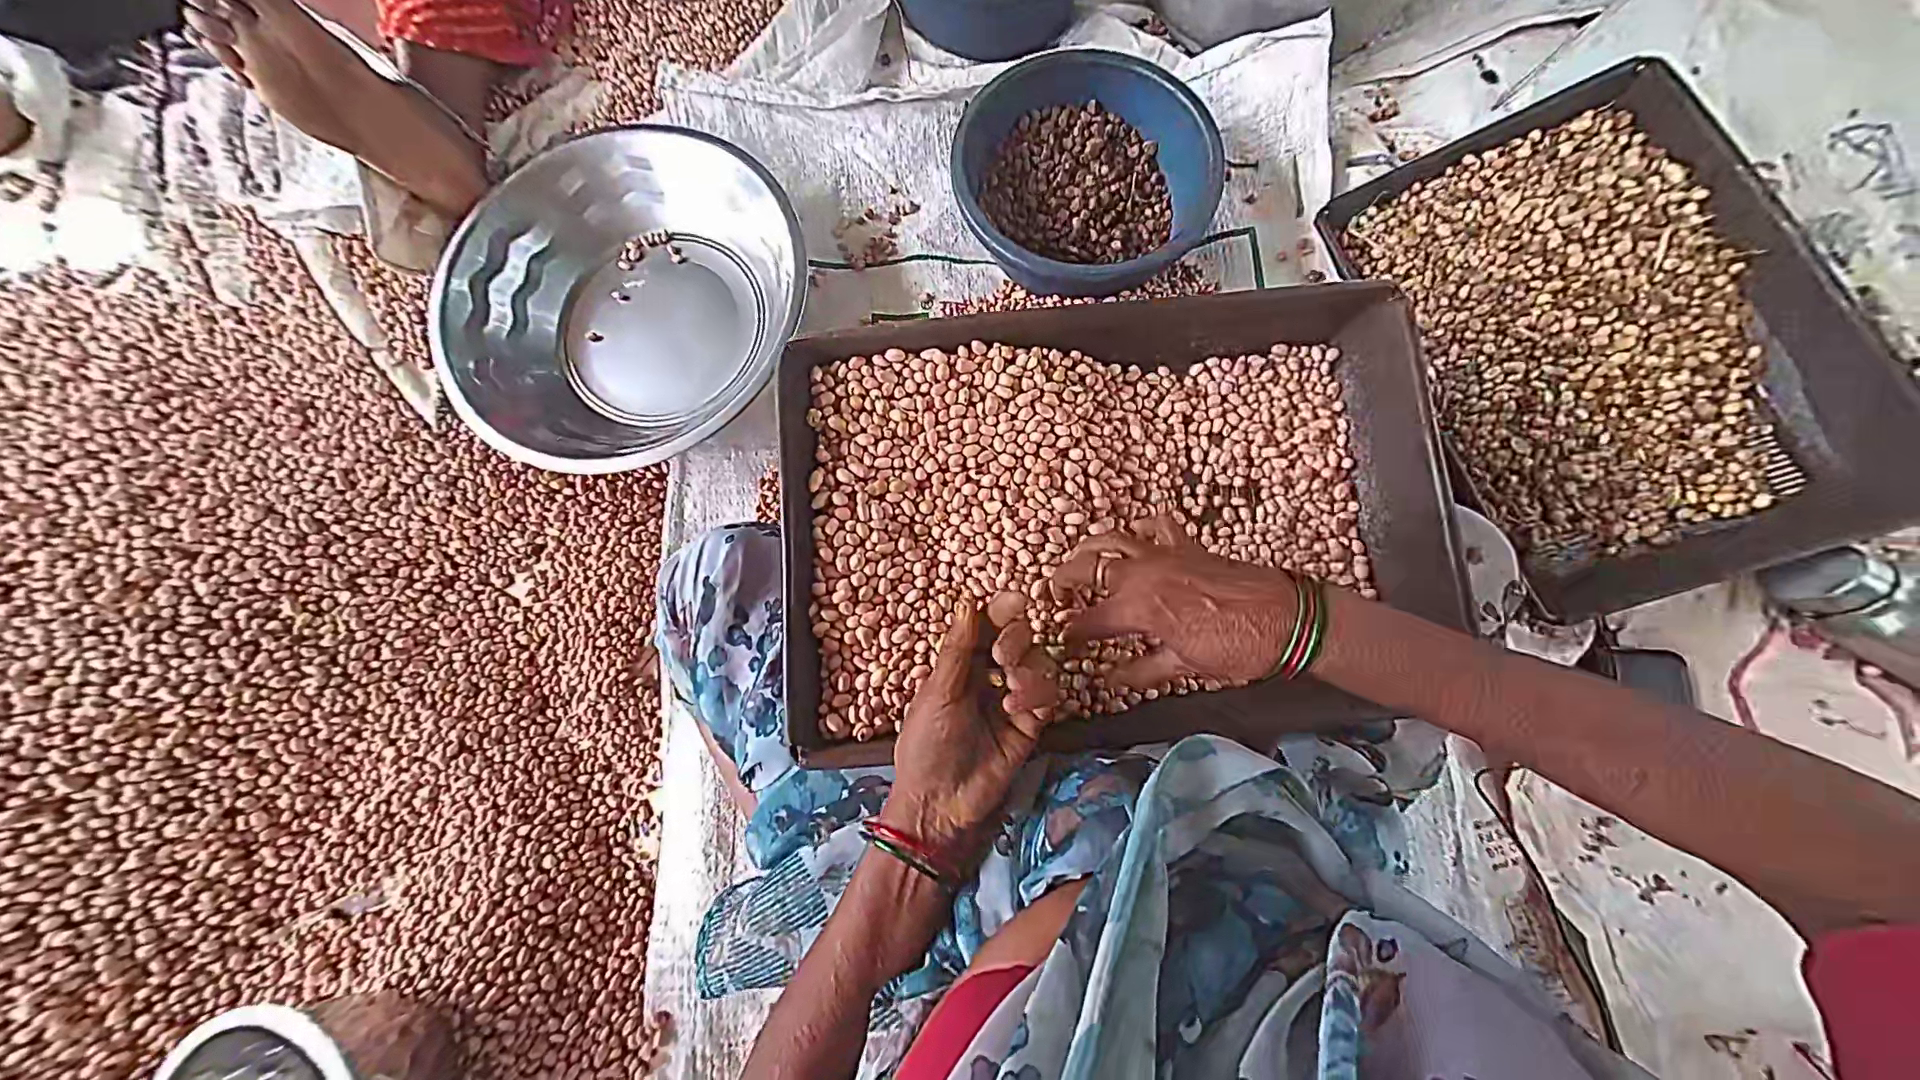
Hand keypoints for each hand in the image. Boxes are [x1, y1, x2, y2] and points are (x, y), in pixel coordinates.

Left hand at [880, 593, 1059, 865]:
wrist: (938, 803)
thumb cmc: (926, 745)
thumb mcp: (937, 693)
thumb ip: (958, 648)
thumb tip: (968, 601)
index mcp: (961, 664)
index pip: (987, 627)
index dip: (1001, 611)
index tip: (1015, 601)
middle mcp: (989, 677)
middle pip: (1018, 639)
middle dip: (1015, 639)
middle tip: (1002, 655)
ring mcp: (1011, 700)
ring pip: (1039, 664)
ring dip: (1028, 668)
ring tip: (1009, 687)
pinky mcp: (1030, 725)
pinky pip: (1048, 696)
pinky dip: (1036, 695)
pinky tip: (1015, 708)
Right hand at [1049, 517, 1300, 691]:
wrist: (1288, 619)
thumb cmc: (1238, 648)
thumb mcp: (1187, 666)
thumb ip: (1142, 671)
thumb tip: (1110, 679)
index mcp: (1139, 608)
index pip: (1089, 619)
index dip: (1071, 631)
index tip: (1064, 639)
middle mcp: (1143, 574)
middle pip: (1087, 567)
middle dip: (1064, 580)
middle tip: (1057, 594)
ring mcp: (1164, 554)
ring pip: (1113, 537)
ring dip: (1090, 548)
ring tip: (1082, 561)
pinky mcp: (1186, 546)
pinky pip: (1156, 526)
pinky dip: (1140, 529)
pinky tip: (1135, 539)